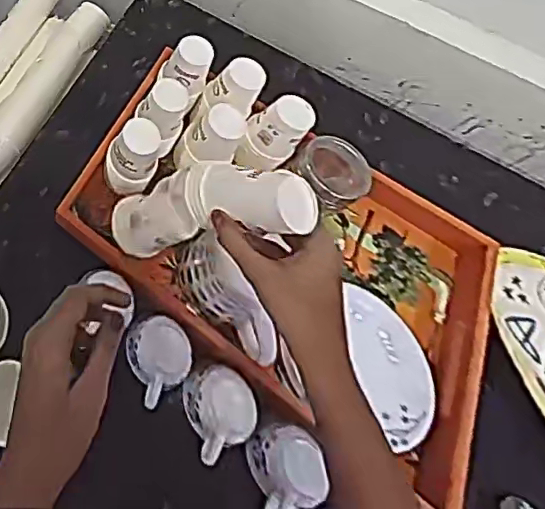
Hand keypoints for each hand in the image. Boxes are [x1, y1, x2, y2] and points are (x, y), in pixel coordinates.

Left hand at [0, 283, 130, 508]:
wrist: (30, 465)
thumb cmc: (58, 438)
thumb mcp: (92, 392)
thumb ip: (105, 351)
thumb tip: (115, 322)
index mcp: (48, 340)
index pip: (75, 296)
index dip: (103, 292)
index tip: (124, 298)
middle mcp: (37, 338)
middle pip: (68, 302)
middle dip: (98, 302)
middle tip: (123, 310)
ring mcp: (34, 347)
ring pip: (64, 316)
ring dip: (90, 318)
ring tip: (115, 331)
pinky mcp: (36, 359)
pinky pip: (59, 333)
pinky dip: (80, 333)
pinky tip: (97, 350)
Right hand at [211, 210, 346, 363]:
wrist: (317, 358)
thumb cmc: (300, 316)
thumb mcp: (261, 273)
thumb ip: (236, 243)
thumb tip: (219, 218)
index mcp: (322, 243)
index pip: (298, 206)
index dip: (273, 195)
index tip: (252, 187)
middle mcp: (325, 252)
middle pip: (292, 221)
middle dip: (266, 213)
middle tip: (241, 201)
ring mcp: (320, 267)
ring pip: (290, 239)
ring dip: (266, 232)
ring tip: (241, 221)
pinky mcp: (312, 281)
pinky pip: (289, 254)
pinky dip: (271, 249)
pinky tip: (250, 248)